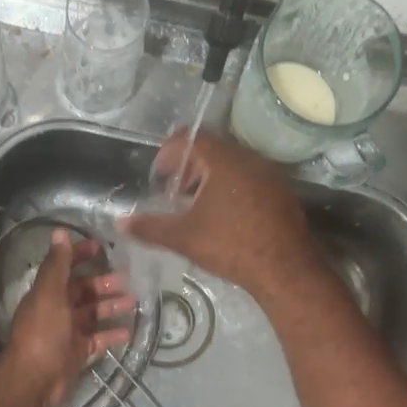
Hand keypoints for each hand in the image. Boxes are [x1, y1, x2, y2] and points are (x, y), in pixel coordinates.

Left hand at [4, 230, 134, 406]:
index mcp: (47, 293)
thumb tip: (60, 232)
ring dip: (111, 306)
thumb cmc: (42, 334)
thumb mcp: (49, 295)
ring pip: (92, 314)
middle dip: (103, 283)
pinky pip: (97, 339)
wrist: (34, 380)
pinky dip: (111, 335)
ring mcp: (67, 332)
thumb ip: (56, 265)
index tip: (101, 247)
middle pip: (83, 291)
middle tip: (128, 278)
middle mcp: (56, 309)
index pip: (65, 267)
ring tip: (135, 301)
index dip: (79, 255)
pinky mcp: (76, 352)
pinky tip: (130, 331)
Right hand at [121, 129, 320, 299]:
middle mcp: (248, 158)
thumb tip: (121, 223)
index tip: (158, 177)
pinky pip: (249, 178)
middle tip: (174, 191)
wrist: (285, 269)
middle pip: (212, 149)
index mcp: (223, 161)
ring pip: (232, 164)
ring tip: (196, 205)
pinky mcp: (280, 192)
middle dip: (189, 167)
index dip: (169, 153)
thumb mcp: (184, 237)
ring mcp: (269, 174)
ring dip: (210, 178)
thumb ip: (150, 227)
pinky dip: (231, 188)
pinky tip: (224, 217)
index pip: (191, 138)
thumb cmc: (230, 246)